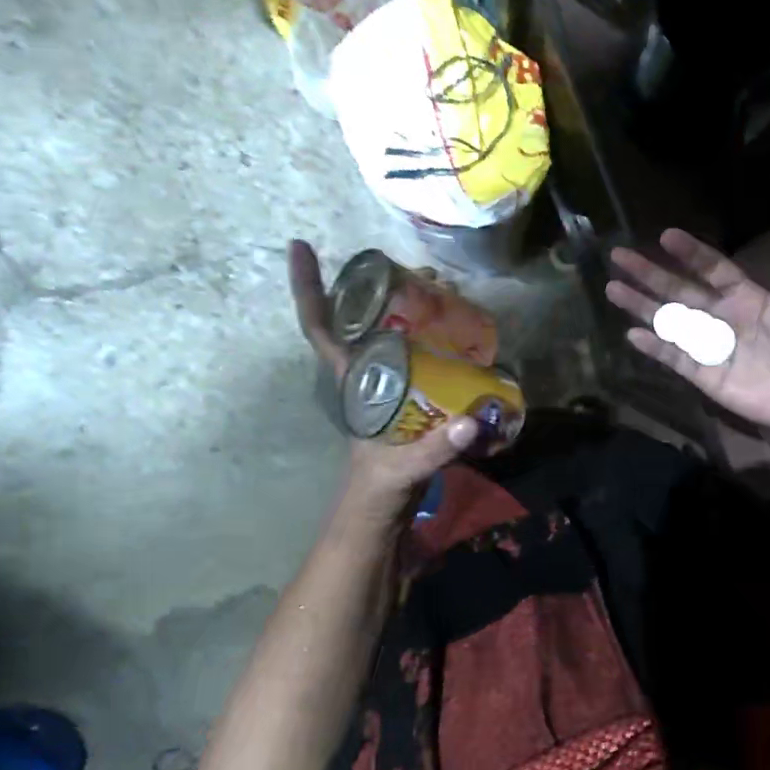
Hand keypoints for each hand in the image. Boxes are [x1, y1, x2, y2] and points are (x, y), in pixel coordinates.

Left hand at [289, 239, 477, 509]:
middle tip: (425, 273)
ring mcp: (392, 390)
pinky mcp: (415, 404)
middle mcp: (370, 379)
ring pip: (399, 339)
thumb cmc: (375, 494)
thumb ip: (435, 449)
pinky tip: (467, 338)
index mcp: (353, 385)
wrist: (382, 524)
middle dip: (387, 292)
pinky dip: (443, 346)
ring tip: (450, 295)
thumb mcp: (401, 471)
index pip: (321, 329)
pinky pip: (427, 364)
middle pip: (367, 323)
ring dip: (419, 314)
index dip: (308, 288)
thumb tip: (470, 422)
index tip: (299, 245)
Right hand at [606, 215, 769, 440]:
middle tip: (619, 255)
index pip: (713, 269)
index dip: (691, 253)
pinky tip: (633, 334)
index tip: (666, 235)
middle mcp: (724, 319)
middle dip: (650, 274)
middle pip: (680, 292)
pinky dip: (655, 348)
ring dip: (642, 306)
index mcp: (748, 298)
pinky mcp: (707, 377)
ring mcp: (713, 348)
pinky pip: (677, 359)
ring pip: (671, 322)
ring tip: (613, 288)